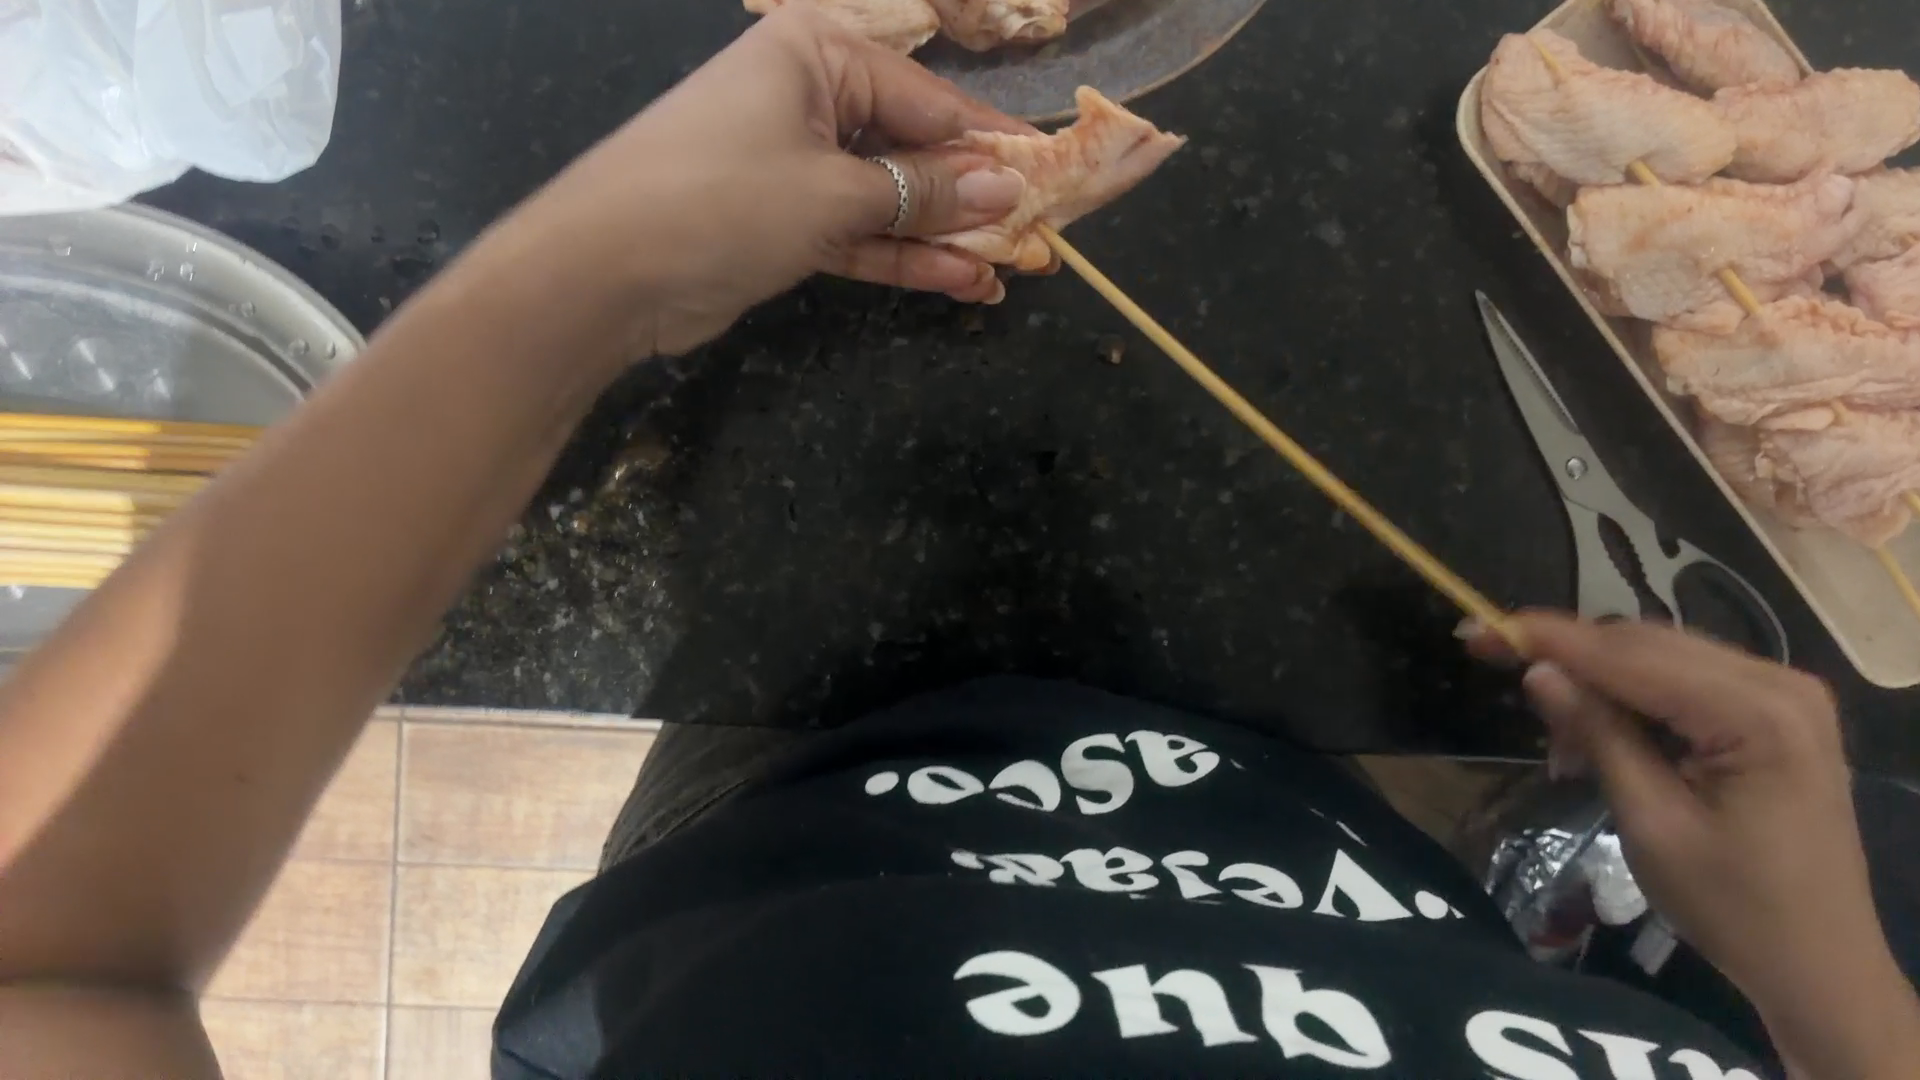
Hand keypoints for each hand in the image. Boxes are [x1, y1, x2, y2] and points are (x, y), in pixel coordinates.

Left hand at [502, 3, 1032, 356]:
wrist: (609, 274)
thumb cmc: (722, 200)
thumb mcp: (835, 191)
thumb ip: (923, 194)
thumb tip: (1008, 190)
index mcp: (816, 56)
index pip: (926, 101)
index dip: (987, 147)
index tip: (1046, 179)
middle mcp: (810, 102)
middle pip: (911, 151)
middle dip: (969, 201)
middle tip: (1034, 237)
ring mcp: (798, 170)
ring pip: (890, 202)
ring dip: (944, 240)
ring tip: (1006, 272)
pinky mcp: (789, 226)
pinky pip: (862, 237)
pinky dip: (905, 261)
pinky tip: (959, 284)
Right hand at [1465, 613, 1919, 1077]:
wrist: (1817, 962)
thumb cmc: (1731, 902)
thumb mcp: (1649, 819)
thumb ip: (1597, 733)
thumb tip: (1537, 671)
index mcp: (1757, 716)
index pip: (1626, 656)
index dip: (1544, 638)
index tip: (1475, 629)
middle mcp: (1778, 686)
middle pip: (1639, 642)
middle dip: (1561, 651)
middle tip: (1490, 659)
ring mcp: (1780, 696)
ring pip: (1652, 652)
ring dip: (1589, 676)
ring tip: (1554, 731)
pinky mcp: (1770, 711)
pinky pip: (1675, 675)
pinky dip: (1622, 691)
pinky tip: (1594, 728)